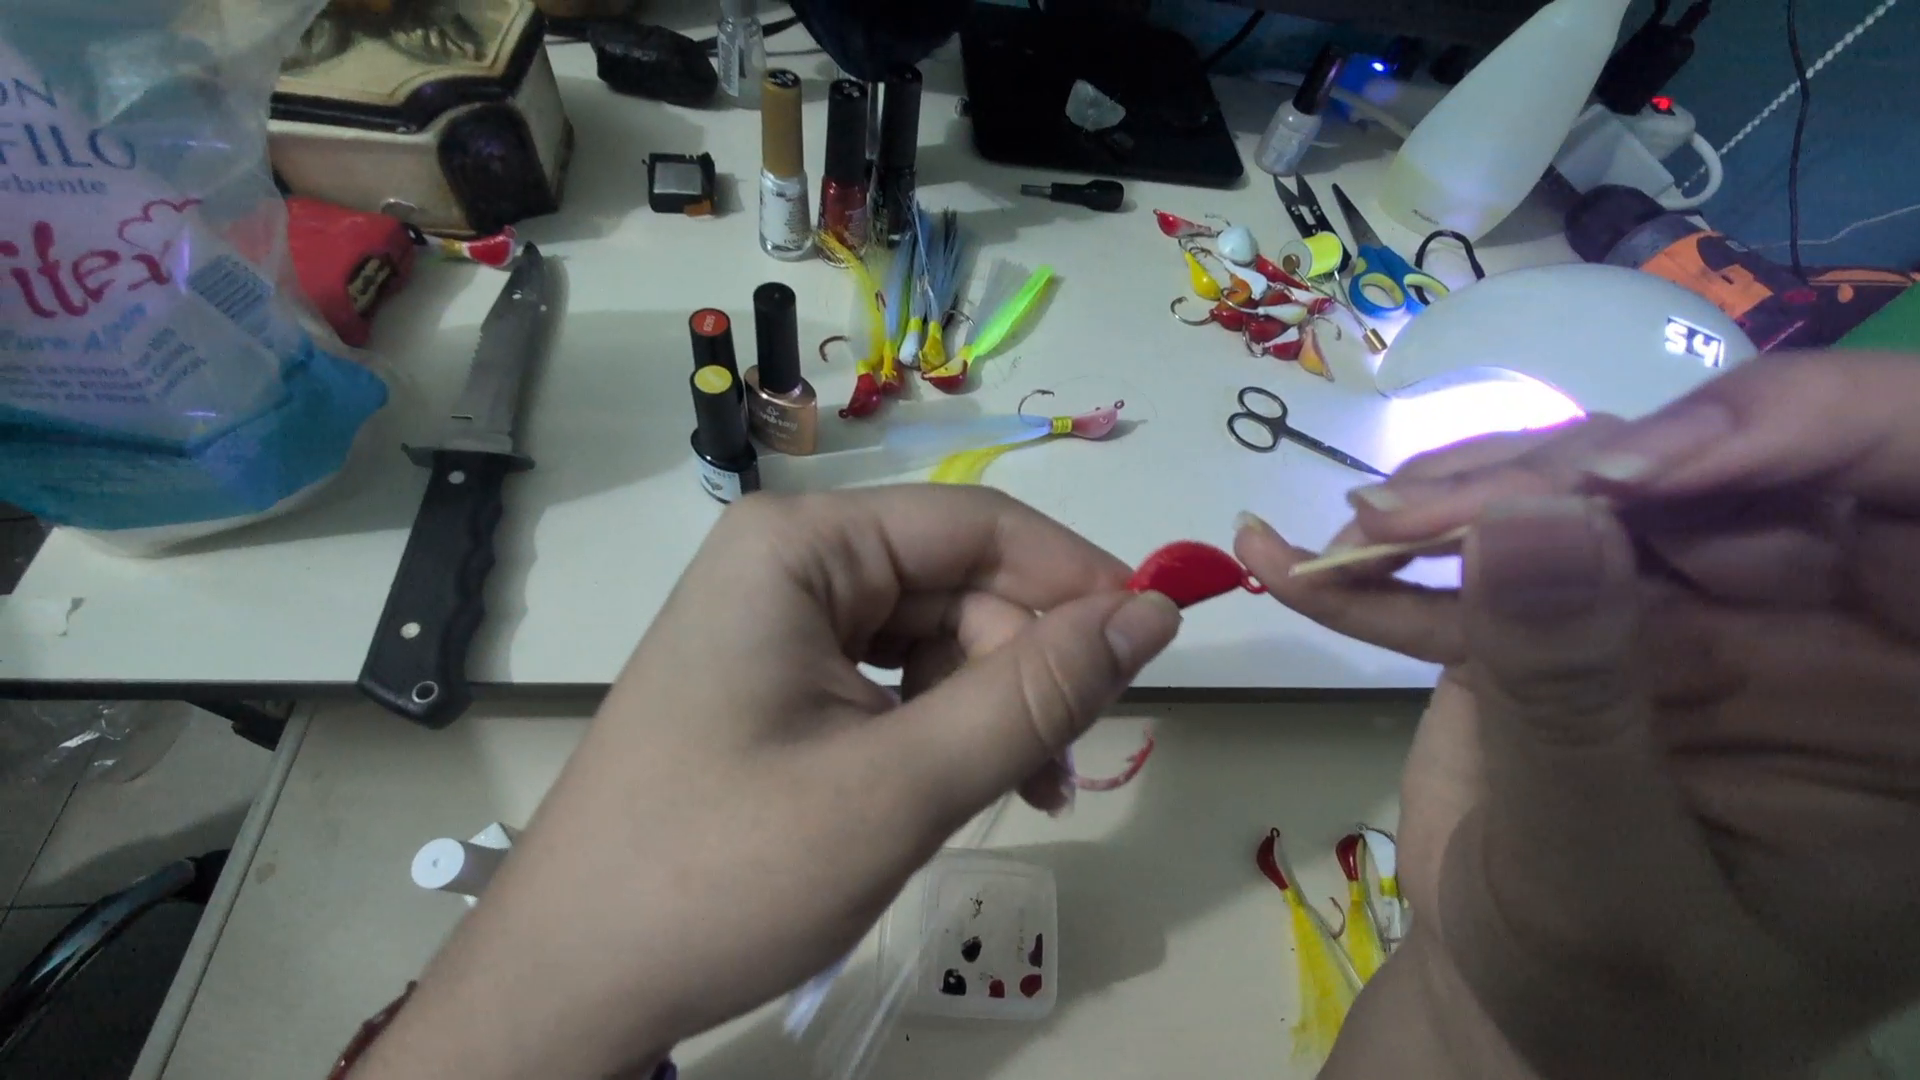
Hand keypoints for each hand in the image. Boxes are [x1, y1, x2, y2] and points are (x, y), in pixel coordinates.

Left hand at [357, 486, 1182, 1079]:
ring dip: (991, 705)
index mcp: (802, 545)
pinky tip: (964, 784)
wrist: (571, 983)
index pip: (977, 526)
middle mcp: (789, 561)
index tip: (1152, 644)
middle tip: (1062, 765)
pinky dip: (944, 725)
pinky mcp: (780, 676)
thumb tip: (1151, 614)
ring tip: (1022, 791)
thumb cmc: (723, 875)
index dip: (1074, 579)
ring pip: (934, 636)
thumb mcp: (900, 785)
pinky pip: (893, 677)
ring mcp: (780, 620)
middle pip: (956, 584)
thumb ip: (1034, 694)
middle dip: (1023, 667)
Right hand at [1240, 352, 1919, 1079]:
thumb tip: (1526, 512)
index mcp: (1902, 683)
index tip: (1609, 479)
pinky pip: (1465, 565)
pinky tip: (1285, 559)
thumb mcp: (1597, 868)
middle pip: (1690, 476)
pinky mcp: (1543, 620)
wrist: (1519, 1009)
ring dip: (1440, 509)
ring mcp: (1656, 613)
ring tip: (1344, 541)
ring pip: (1562, 496)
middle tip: (1396, 520)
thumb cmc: (1613, 992)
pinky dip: (1372, 569)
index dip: (1790, 432)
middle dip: (1536, 479)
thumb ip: (1571, 699)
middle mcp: (1797, 622)